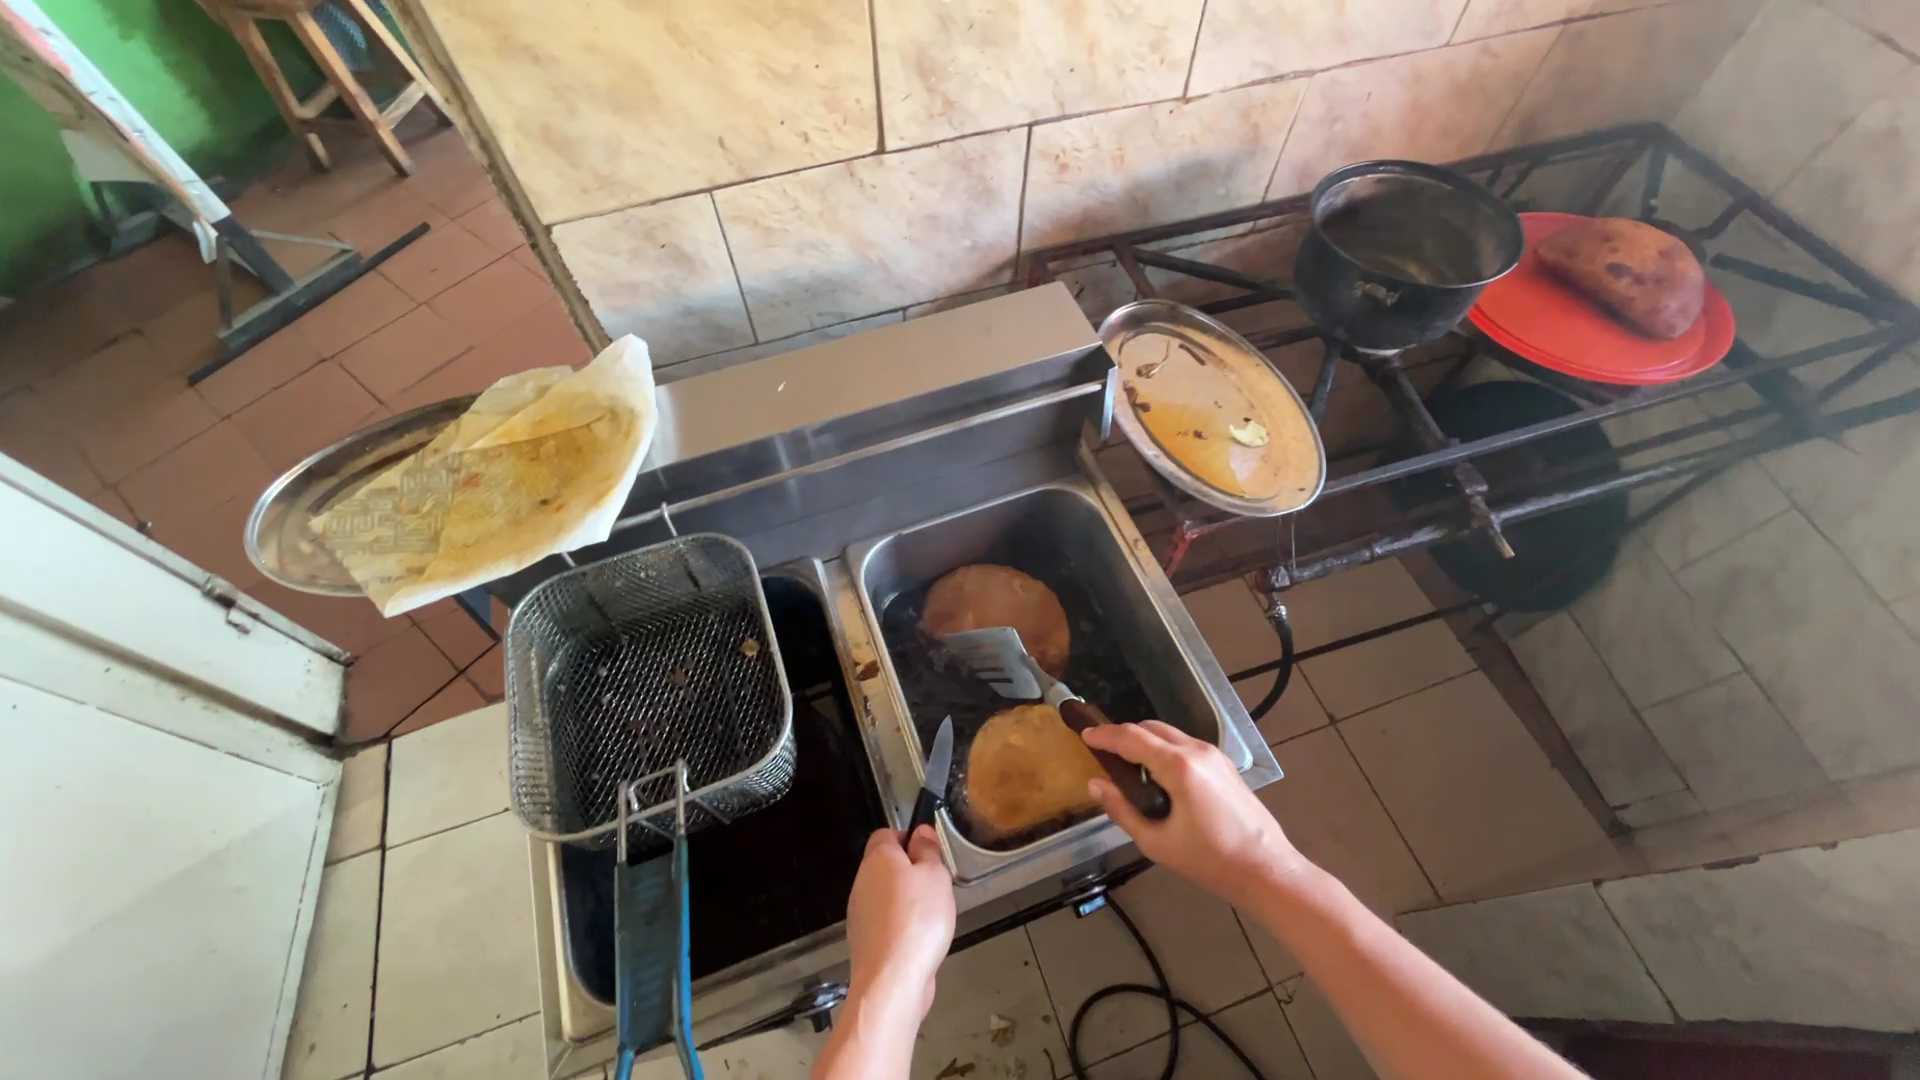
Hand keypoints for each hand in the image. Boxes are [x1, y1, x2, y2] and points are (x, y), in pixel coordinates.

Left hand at [844, 825, 955, 1021]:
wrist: (892, 980)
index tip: (930, 854)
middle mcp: (862, 881)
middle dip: (911, 872)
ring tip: (931, 917)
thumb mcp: (935, 875)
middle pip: (886, 866)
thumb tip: (920, 832)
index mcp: (877, 859)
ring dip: (907, 901)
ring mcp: (860, 913)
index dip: (908, 838)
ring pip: (887, 895)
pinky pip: (885, 922)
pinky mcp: (864, 941)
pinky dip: (901, 925)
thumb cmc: (918, 918)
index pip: (886, 834)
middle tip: (936, 886)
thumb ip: (928, 850)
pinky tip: (919, 940)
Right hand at [1082, 721, 1308, 908]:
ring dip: (1145, 742)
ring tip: (1127, 766)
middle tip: (1103, 752)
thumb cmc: (1210, 861)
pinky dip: (1164, 750)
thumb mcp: (1157, 842)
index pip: (1131, 738)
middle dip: (1124, 735)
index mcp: (1178, 766)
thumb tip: (1095, 785)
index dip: (1105, 735)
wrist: (1268, 871)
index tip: (1084, 735)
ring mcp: (1214, 755)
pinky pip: (1185, 746)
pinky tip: (1157, 776)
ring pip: (1169, 735)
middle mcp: (1196, 750)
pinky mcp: (1225, 765)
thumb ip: (1122, 810)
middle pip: (1151, 728)